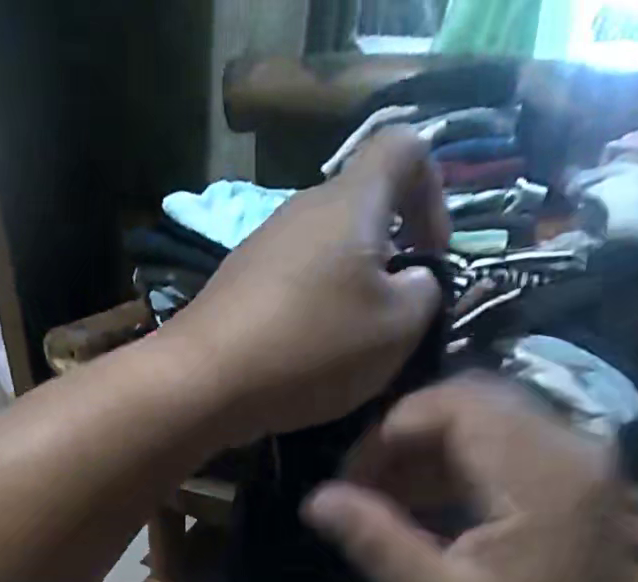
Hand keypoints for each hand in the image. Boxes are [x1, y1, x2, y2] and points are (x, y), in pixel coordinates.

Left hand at [162, 127, 449, 441]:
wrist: (203, 380)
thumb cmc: (311, 345)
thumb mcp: (398, 328)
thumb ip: (426, 292)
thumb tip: (415, 280)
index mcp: (350, 200)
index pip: (405, 145)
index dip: (434, 190)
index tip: (431, 252)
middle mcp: (300, 208)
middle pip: (361, 208)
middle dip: (389, 254)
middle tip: (392, 313)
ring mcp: (261, 245)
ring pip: (324, 251)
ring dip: (348, 287)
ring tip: (348, 342)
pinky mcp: (235, 282)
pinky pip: (290, 281)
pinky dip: (309, 307)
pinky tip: (303, 353)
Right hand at [302, 377, 630, 581]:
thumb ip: (377, 543)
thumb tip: (316, 500)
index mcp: (542, 477)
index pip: (457, 405)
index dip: (392, 428)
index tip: (354, 477)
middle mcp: (567, 444)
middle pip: (467, 398)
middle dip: (402, 432)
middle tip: (362, 482)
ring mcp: (573, 447)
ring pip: (478, 409)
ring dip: (421, 442)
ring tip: (381, 491)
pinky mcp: (566, 458)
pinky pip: (495, 428)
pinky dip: (447, 453)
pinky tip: (417, 492)